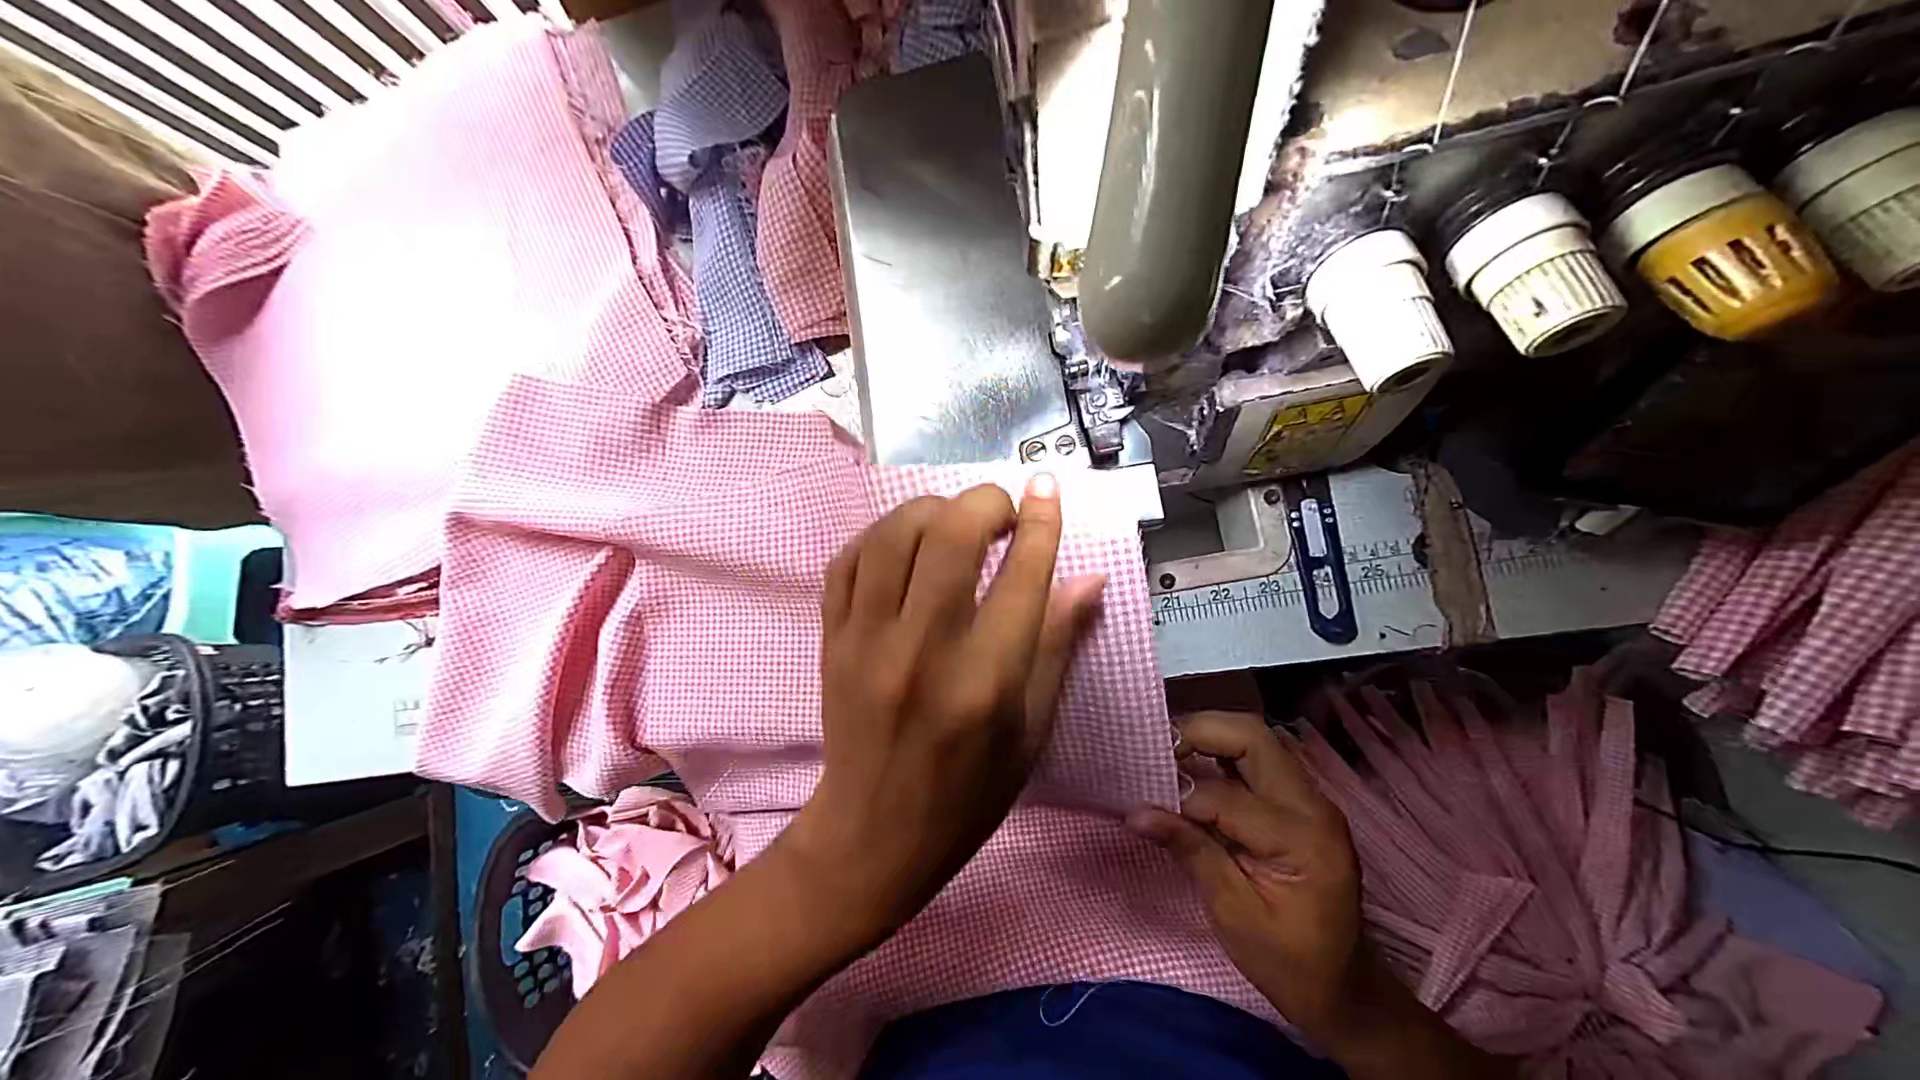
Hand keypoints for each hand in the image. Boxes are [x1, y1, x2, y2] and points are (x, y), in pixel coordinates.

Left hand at [784, 476, 1107, 931]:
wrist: (875, 834)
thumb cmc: (968, 793)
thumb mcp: (1031, 731)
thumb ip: (1057, 646)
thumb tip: (1088, 577)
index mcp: (986, 682)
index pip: (1020, 575)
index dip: (1040, 521)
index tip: (1047, 490)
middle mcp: (922, 652)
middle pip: (950, 535)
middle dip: (985, 502)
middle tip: (1003, 512)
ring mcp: (866, 643)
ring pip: (892, 535)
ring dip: (931, 510)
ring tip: (954, 523)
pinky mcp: (831, 641)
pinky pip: (848, 560)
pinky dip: (880, 536)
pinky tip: (905, 547)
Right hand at [1127, 711, 1370, 1040]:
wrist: (1346, 989)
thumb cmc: (1289, 963)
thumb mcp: (1233, 914)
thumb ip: (1190, 852)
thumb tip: (1137, 813)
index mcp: (1301, 838)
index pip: (1226, 795)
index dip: (1181, 799)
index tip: (1146, 810)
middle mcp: (1314, 805)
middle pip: (1253, 737)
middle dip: (1198, 732)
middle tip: (1156, 752)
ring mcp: (1313, 800)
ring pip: (1258, 738)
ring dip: (1211, 737)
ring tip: (1170, 755)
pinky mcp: (1303, 802)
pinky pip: (1261, 758)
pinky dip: (1223, 753)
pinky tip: (1196, 768)